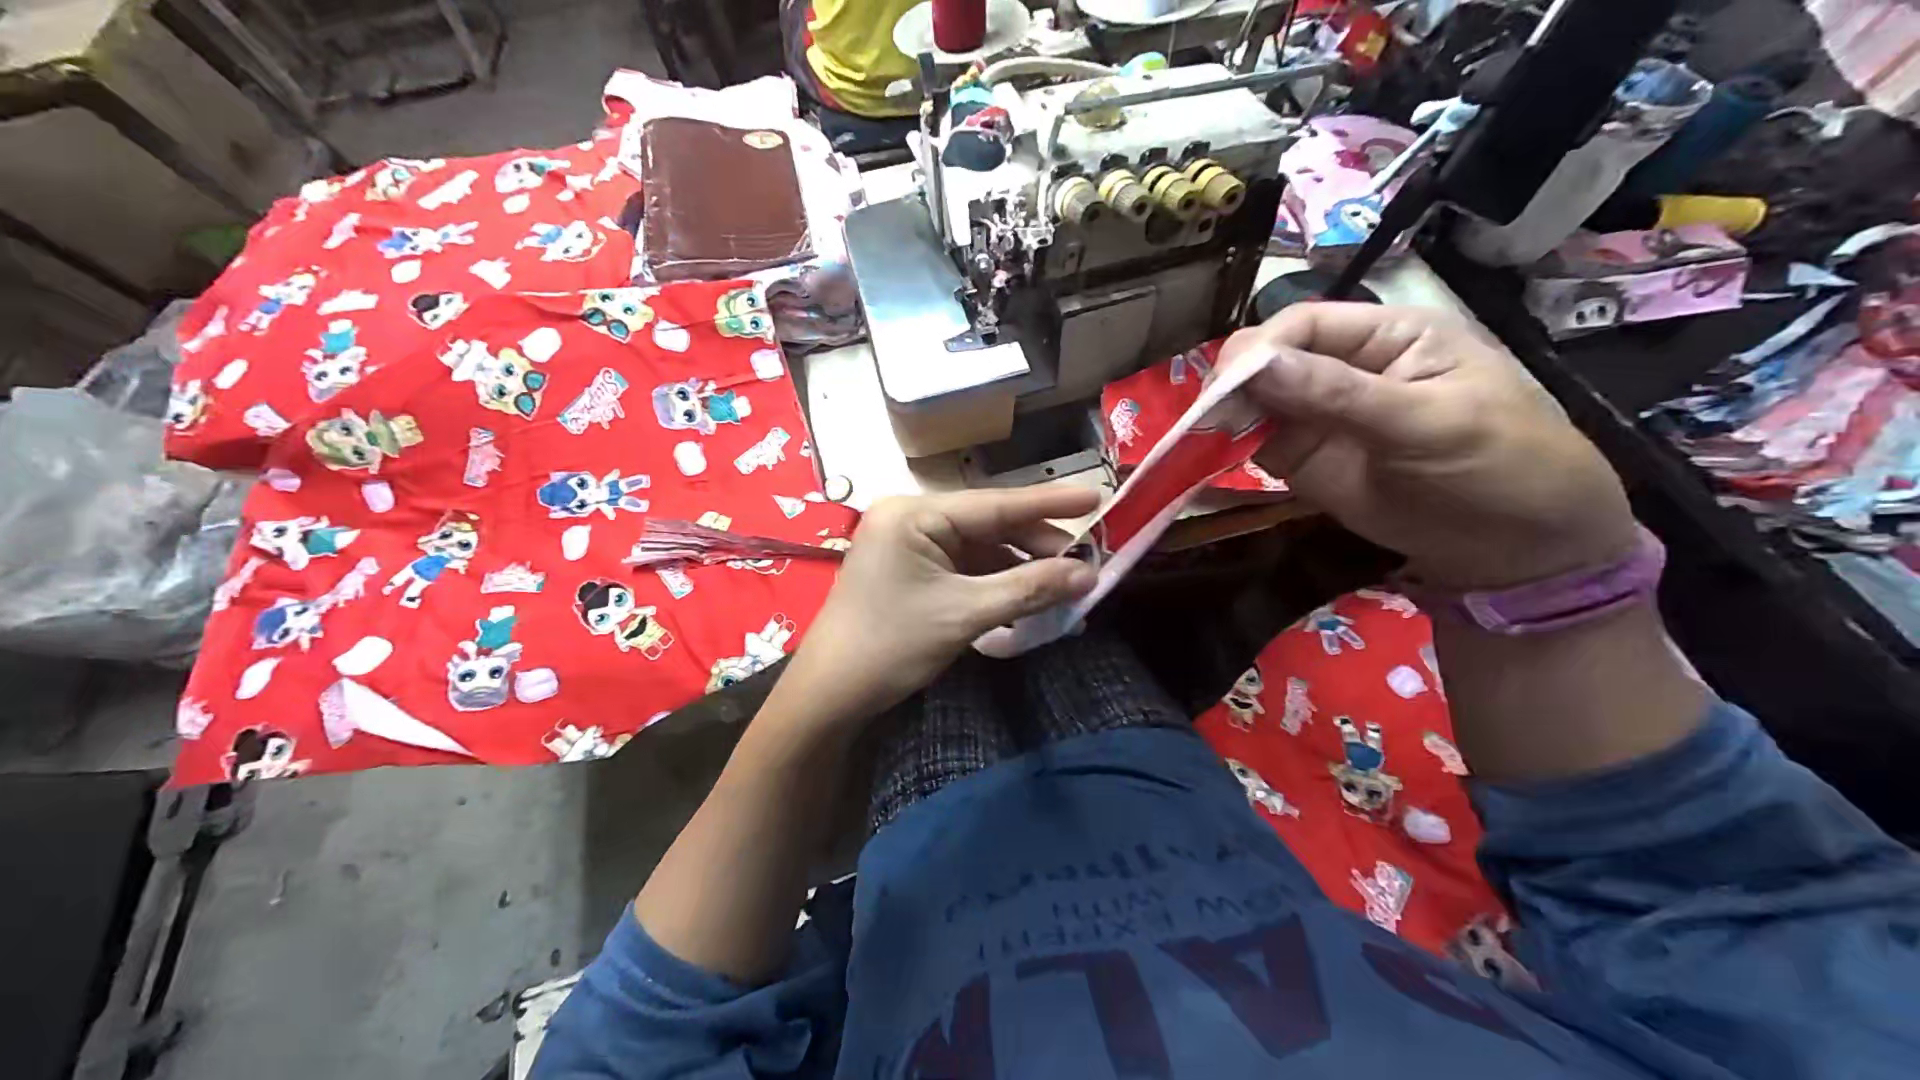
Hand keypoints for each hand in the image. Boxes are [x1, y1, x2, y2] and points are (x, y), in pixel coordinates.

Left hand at [776, 486, 1099, 726]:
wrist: (831, 693)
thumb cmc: (891, 646)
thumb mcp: (965, 614)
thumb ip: (1029, 589)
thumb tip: (1089, 575)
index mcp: (914, 514)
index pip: (995, 504)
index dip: (1049, 504)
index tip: (1096, 499)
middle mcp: (911, 518)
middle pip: (990, 526)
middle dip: (1038, 547)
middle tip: (1087, 566)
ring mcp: (910, 544)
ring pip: (981, 549)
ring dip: (1021, 570)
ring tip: (1066, 588)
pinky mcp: (912, 570)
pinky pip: (966, 569)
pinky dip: (997, 584)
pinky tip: (1029, 601)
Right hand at [1232, 303, 1637, 589]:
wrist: (1513, 549)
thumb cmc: (1498, 465)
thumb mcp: (1428, 422)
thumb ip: (1339, 395)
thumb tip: (1255, 367)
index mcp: (1383, 335)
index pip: (1303, 326)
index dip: (1259, 351)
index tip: (1224, 388)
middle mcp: (1340, 367)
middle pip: (1266, 359)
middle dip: (1232, 384)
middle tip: (1206, 420)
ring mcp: (1314, 415)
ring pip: (1250, 401)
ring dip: (1220, 418)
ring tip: (1198, 441)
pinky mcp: (1299, 458)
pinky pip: (1251, 444)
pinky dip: (1224, 449)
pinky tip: (1206, 458)